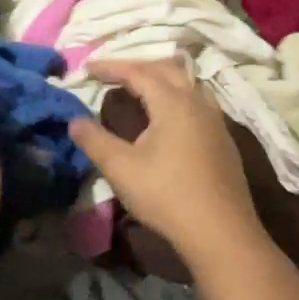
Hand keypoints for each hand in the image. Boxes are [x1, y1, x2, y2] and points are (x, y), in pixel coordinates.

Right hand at [69, 58, 267, 267]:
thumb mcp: (121, 168)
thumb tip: (74, 121)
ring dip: (161, 78)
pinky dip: (176, 96)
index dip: (111, 67)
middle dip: (136, 66)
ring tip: (140, 87)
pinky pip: (197, 101)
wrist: (221, 233)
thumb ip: (94, 140)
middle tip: (112, 73)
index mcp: (173, 102)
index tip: (87, 67)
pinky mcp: (223, 140)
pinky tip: (168, 116)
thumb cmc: (167, 195)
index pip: (138, 72)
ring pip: (187, 83)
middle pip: (166, 69)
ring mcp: (216, 121)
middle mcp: (198, 103)